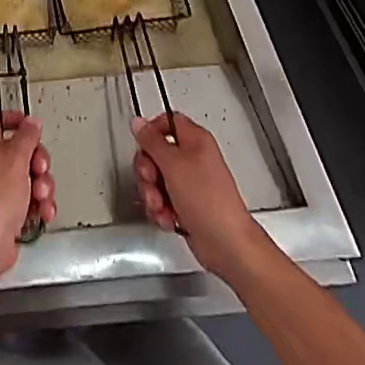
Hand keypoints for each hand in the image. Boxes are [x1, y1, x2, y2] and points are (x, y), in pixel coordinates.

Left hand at [0, 110, 56, 279]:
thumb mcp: (16, 157)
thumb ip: (28, 136)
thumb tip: (32, 123)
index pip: (0, 117)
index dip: (18, 120)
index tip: (33, 127)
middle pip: (23, 148)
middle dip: (38, 160)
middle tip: (37, 168)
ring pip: (31, 174)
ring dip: (42, 185)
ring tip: (38, 195)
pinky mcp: (7, 206)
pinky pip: (31, 197)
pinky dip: (40, 204)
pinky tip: (40, 211)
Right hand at [132, 112, 271, 277]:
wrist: (225, 242)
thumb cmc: (209, 201)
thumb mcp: (172, 164)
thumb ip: (151, 141)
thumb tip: (139, 123)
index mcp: (195, 140)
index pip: (168, 122)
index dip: (151, 131)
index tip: (143, 145)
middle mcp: (194, 159)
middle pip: (156, 153)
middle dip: (148, 171)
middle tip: (153, 179)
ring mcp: (190, 183)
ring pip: (157, 180)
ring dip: (153, 195)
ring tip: (162, 204)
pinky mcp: (186, 204)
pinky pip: (162, 200)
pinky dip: (161, 210)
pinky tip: (169, 217)